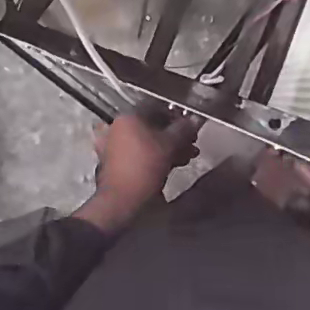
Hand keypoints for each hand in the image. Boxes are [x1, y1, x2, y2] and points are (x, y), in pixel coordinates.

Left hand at [75, 111, 200, 233]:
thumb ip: (184, 129)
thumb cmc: (144, 167)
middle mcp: (117, 128)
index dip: (177, 115)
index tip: (192, 126)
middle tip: (193, 143)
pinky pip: (140, 154)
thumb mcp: (169, 145)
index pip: (156, 108)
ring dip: (170, 147)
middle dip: (176, 135)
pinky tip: (175, 165)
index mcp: (126, 117)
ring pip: (147, 141)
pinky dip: (156, 157)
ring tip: (189, 156)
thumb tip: (196, 119)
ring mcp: (114, 146)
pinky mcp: (116, 164)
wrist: (122, 201)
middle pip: (152, 126)